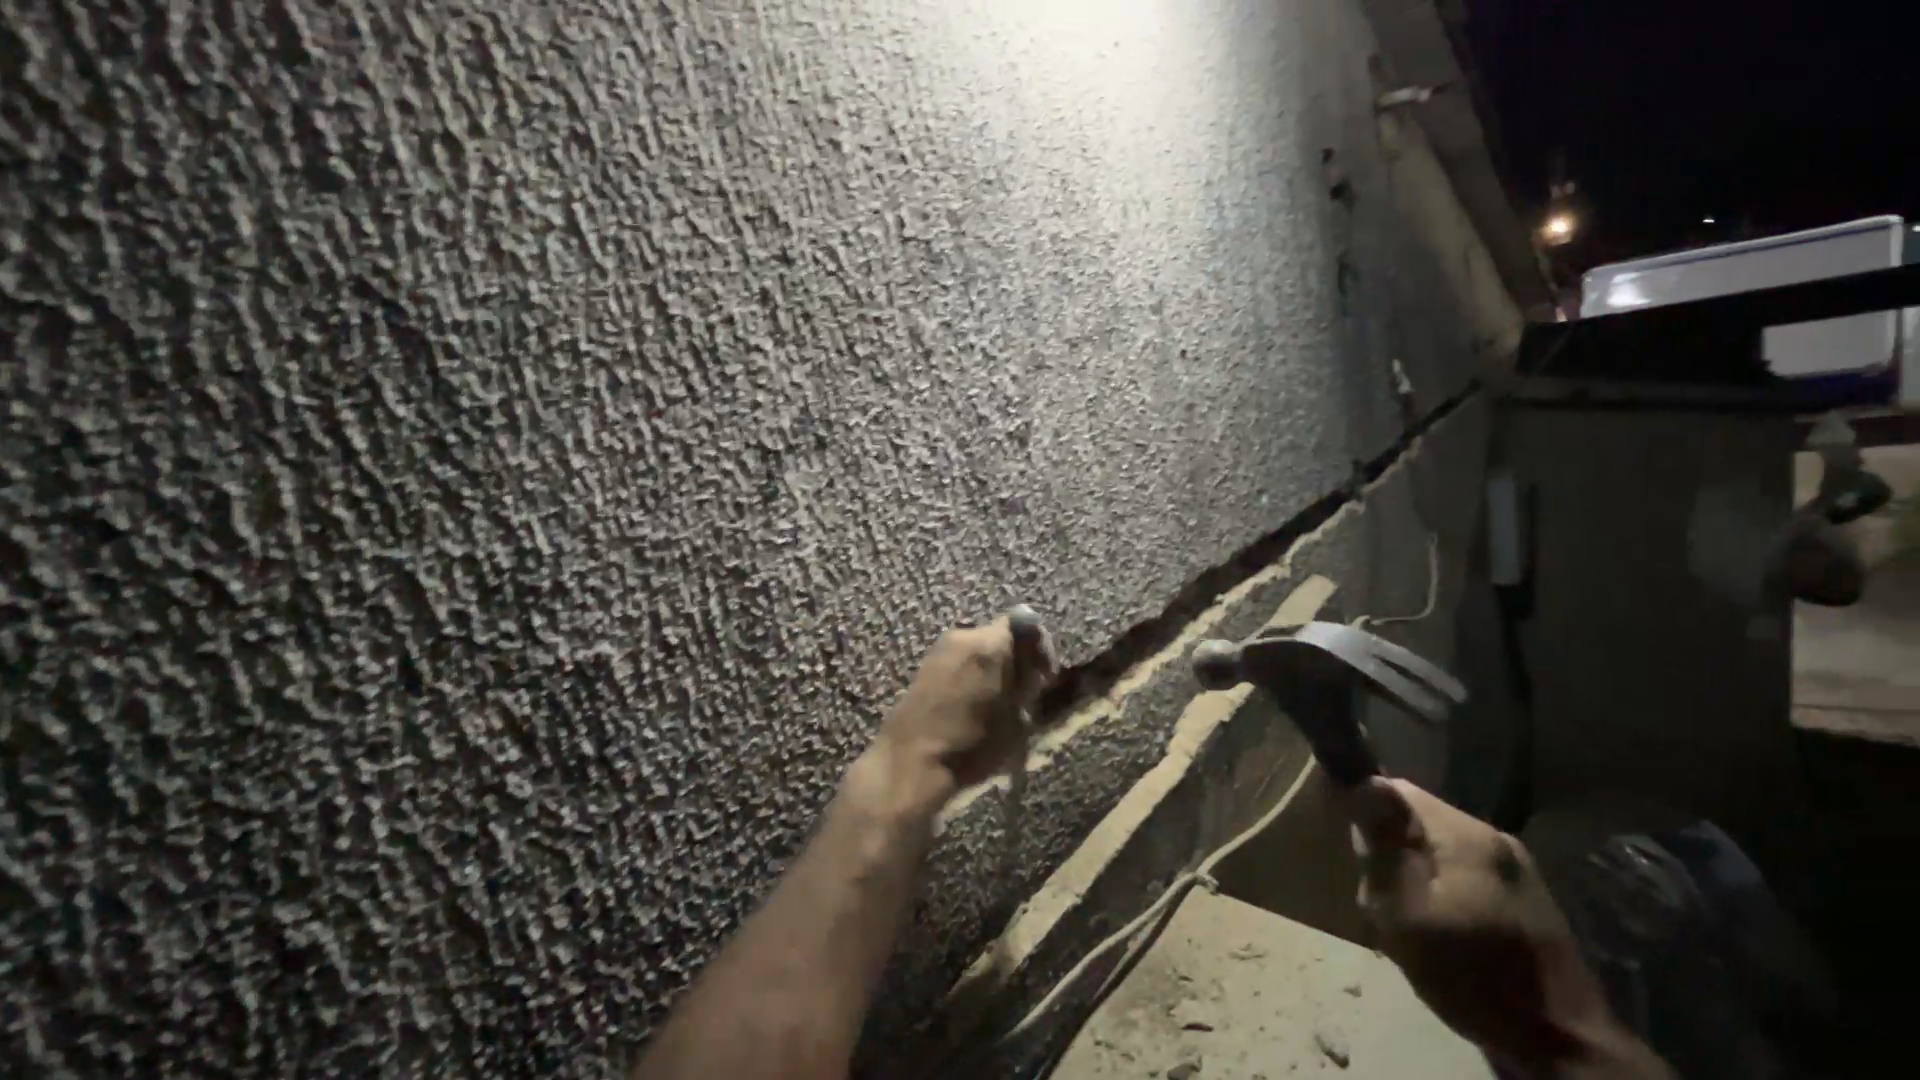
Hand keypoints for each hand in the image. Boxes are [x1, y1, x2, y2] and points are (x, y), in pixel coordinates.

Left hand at [871, 613, 1057, 803]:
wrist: (912, 762)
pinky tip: (973, 704)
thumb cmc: (972, 744)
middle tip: (1024, 691)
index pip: (1027, 623)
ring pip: (979, 648)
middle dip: (1016, 658)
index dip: (1041, 648)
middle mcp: (964, 635)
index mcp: (991, 644)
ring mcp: (940, 648)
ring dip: (993, 667)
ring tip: (998, 701)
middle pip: (1002, 634)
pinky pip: (960, 660)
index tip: (1044, 677)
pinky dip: (973, 674)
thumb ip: (1028, 686)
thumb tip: (1033, 672)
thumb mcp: (1017, 720)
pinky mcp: (924, 665)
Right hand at [1347, 779, 1658, 1074]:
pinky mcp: (1527, 900)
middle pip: (1419, 821)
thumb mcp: (1407, 913)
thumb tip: (1365, 780)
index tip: (1358, 859)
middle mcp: (1495, 839)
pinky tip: (1443, 935)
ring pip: (1440, 851)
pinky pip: (1465, 875)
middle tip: (1384, 905)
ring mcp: (1517, 870)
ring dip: (1416, 878)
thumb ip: (1384, 846)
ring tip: (1412, 926)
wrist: (1562, 1047)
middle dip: (1391, 854)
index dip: (1368, 816)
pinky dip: (1443, 895)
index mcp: (1466, 835)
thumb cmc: (1471, 977)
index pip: (1398, 790)